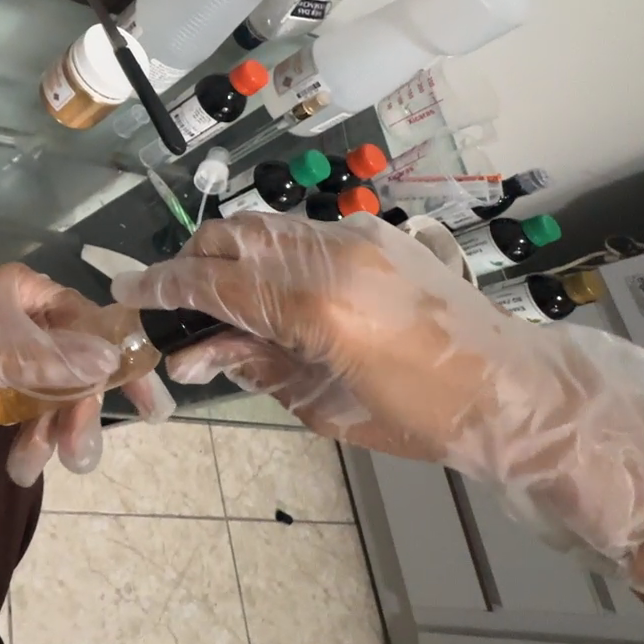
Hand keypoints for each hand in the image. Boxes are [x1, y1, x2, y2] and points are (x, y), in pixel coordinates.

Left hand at [0, 264, 164, 483]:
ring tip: (36, 463)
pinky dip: (34, 427)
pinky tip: (25, 459)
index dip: (119, 362)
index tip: (147, 404)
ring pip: (56, 384)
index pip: (90, 320)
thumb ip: (57, 359)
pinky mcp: (3, 371)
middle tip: (79, 454)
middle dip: (77, 408)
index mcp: (27, 290)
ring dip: (53, 426)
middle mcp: (27, 310)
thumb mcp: (0, 356)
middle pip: (76, 359)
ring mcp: (16, 343)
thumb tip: (113, 360)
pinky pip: (34, 398)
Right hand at [112, 212, 643, 592]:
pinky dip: (269, 250)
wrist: (518, 392)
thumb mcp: (320, 406)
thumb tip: (185, 354)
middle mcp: (330, 256)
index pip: (214, 283)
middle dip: (191, 264)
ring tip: (228, 293)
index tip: (126, 290)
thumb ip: (249, 365)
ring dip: (227, 253)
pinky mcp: (371, 230)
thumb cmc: (418, 420)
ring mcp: (353, 235)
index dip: (161, 285)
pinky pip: (296, 229)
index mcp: (317, 310)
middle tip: (182, 301)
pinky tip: (280, 285)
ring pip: (258, 223)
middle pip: (227, 236)